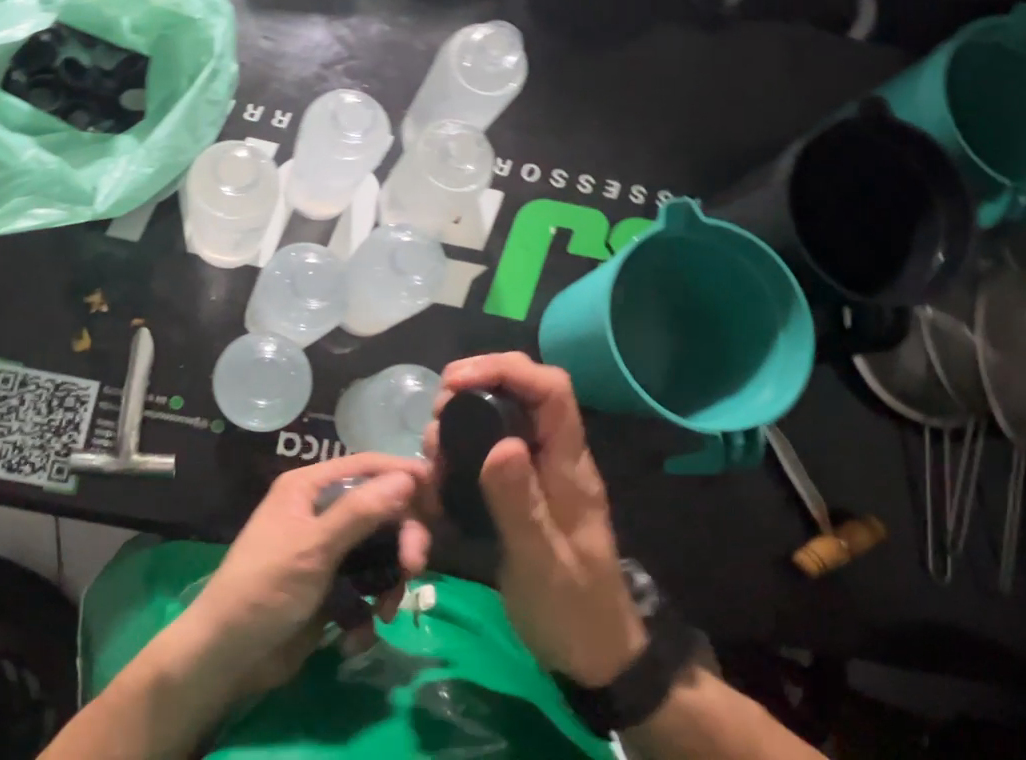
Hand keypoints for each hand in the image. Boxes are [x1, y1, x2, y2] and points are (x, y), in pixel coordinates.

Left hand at [182, 452, 433, 697]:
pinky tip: (362, 631)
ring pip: (379, 551)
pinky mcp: (330, 587)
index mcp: (309, 488)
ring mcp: (326, 551)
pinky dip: (370, 607)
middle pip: (381, 510)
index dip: (405, 476)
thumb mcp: (313, 548)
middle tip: (414, 567)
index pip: (367, 466)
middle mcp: (319, 512)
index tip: (440, 496)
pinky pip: (366, 586)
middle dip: (402, 538)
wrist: (228, 656)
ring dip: (390, 580)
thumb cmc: (264, 589)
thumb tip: (406, 476)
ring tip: (386, 610)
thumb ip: (360, 512)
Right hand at [422, 352, 646, 687]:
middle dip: (473, 388)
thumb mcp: (542, 564)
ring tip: (431, 452)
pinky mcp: (518, 493)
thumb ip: (520, 505)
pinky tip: (436, 474)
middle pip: (520, 392)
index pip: (549, 388)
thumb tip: (499, 443)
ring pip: (499, 418)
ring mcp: (536, 474)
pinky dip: (458, 451)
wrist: (594, 655)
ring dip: (460, 421)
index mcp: (568, 465)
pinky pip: (486, 451)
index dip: (502, 369)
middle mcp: (553, 458)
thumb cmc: (572, 610)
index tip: (453, 383)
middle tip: (434, 421)